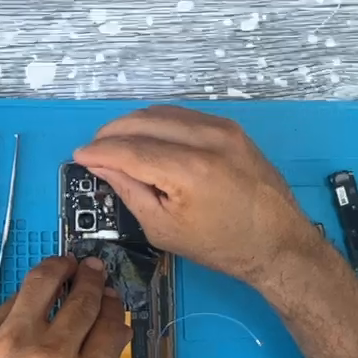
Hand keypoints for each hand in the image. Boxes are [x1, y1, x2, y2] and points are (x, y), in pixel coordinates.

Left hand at [0, 255, 130, 357]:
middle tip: (94, 269)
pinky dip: (29, 296)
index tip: (112, 297)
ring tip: (67, 263)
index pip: (110, 325)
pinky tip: (35, 297)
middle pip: (82, 299)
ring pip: (44, 282)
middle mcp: (52, 355)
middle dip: (92, 279)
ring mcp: (13, 340)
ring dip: (61, 267)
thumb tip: (112, 331)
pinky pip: (13, 301)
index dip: (114, 306)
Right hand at [73, 106, 324, 287]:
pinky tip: (147, 138)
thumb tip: (100, 165)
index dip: (99, 151)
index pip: (130, 150)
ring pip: (162, 112)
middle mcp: (206, 139)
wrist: (278, 243)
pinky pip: (183, 115)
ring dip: (133, 124)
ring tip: (116, 144)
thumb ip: (129, 191)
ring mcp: (222, 128)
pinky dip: (158, 122)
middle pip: (143, 122)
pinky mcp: (231, 127)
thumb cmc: (220, 245)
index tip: (79, 155)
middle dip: (111, 133)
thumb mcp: (163, 228)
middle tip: (94, 150)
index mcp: (188, 170)